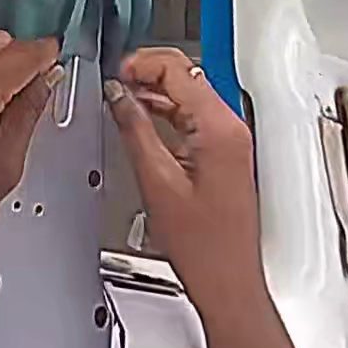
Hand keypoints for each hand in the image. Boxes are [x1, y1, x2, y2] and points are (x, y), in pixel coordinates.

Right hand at [106, 47, 264, 304]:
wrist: (228, 283)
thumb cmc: (203, 247)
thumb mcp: (157, 181)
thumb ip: (135, 128)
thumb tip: (118, 95)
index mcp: (218, 128)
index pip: (178, 69)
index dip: (143, 64)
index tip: (119, 72)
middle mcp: (230, 126)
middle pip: (186, 74)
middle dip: (148, 71)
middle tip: (118, 80)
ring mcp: (229, 137)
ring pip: (188, 90)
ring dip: (155, 87)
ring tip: (124, 95)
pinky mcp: (224, 149)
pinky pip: (192, 112)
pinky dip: (166, 106)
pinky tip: (143, 115)